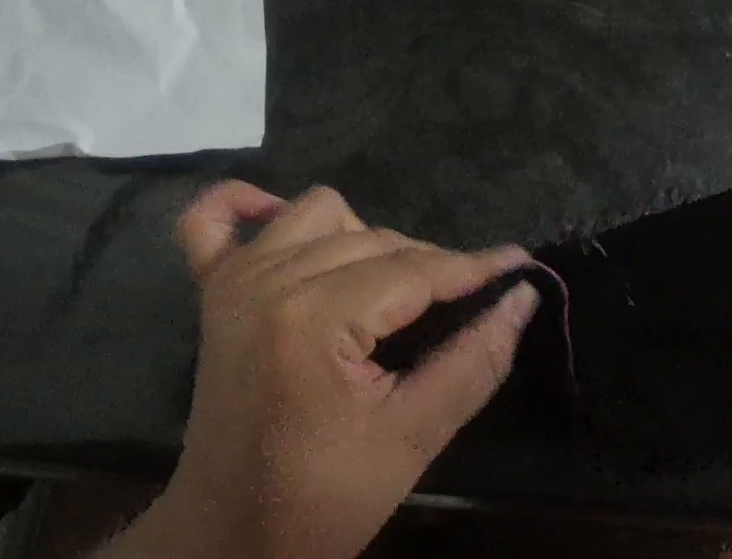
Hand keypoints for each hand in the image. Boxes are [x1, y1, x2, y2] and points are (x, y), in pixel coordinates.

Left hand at [104, 181, 538, 558]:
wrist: (230, 533)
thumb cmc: (322, 499)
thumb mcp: (412, 439)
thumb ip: (473, 363)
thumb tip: (521, 299)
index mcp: (314, 319)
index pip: (411, 270)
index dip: (472, 266)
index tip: (520, 262)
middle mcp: (269, 279)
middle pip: (371, 238)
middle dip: (428, 262)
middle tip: (464, 299)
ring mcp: (233, 277)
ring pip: (317, 212)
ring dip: (361, 236)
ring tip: (385, 287)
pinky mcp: (210, 287)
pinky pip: (213, 217)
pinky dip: (248, 204)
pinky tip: (280, 220)